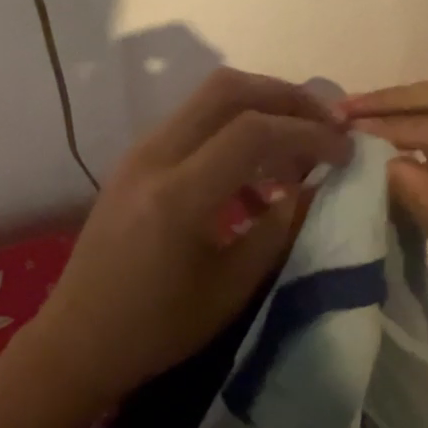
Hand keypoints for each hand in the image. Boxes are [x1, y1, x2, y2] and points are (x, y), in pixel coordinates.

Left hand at [25, 67, 353, 407]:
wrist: (80, 337)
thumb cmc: (158, 327)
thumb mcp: (231, 287)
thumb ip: (279, 230)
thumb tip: (318, 188)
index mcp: (177, 194)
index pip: (253, 131)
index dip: (308, 133)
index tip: (347, 153)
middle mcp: (153, 157)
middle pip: (226, 90)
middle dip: (285, 97)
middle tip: (327, 126)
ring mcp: (137, 154)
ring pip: (205, 101)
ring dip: (257, 112)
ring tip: (298, 156)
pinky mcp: (133, 162)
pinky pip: (189, 127)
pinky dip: (229, 134)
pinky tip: (255, 182)